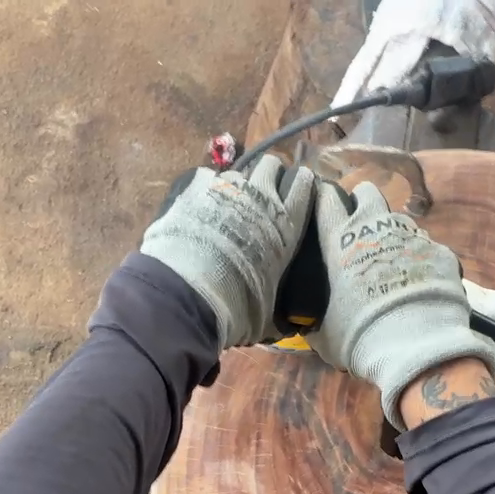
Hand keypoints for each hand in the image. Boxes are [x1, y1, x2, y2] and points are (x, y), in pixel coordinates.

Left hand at [139, 157, 315, 349]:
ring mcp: (228, 189)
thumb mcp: (267, 316)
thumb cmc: (238, 307)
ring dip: (237, 186)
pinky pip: (206, 180)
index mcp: (288, 225)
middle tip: (262, 196)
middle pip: (271, 166)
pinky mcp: (196, 187)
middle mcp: (262, 198)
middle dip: (269, 176)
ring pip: (239, 172)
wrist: (190, 293)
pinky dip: (205, 191)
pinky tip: (198, 210)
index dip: (301, 184)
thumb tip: (288, 327)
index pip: (304, 185)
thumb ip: (279, 314)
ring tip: (227, 207)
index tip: (296, 190)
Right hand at [303, 182, 494, 427]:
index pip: (326, 200)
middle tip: (358, 228)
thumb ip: (315, 317)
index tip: (322, 208)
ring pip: (397, 219)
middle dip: (362, 203)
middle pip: (366, 193)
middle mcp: (375, 226)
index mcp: (338, 240)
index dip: (324, 199)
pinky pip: (425, 247)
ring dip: (391, 233)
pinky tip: (418, 283)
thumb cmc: (357, 336)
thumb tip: (307, 323)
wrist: (413, 345)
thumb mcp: (324, 331)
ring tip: (390, 262)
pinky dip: (419, 259)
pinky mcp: (440, 250)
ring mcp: (410, 235)